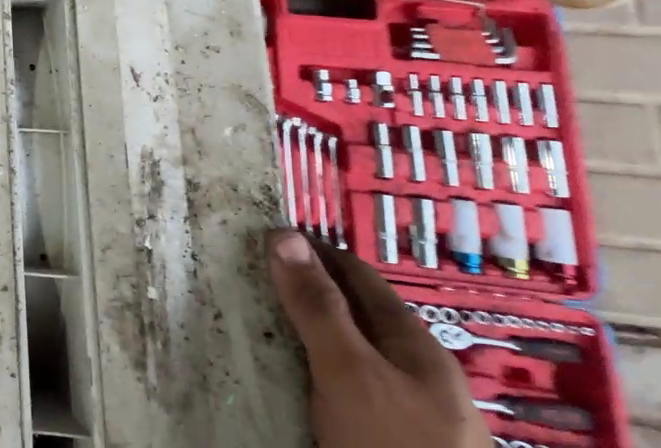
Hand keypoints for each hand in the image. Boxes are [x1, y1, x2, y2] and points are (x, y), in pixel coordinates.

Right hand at [268, 229, 491, 447]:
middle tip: (247, 273)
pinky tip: (286, 372)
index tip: (259, 235)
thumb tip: (282, 233)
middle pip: (352, 311)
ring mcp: (403, 405)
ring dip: (304, 329)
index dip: (311, 249)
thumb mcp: (350, 372)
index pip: (355, 273)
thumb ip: (318, 307)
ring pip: (346, 349)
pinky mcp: (384, 433)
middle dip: (304, 288)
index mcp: (414, 343)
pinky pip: (340, 383)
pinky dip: (309, 366)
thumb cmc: (394, 443)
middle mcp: (412, 368)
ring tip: (256, 317)